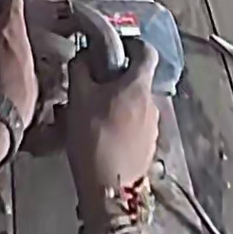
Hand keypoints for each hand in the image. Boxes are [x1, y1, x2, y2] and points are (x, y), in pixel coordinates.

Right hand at [65, 38, 159, 206]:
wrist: (108, 191)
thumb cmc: (94, 136)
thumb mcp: (78, 97)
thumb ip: (80, 68)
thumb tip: (83, 55)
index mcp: (139, 86)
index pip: (146, 50)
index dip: (131, 42)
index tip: (111, 45)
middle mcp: (153, 103)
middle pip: (139, 77)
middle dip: (118, 75)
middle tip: (94, 79)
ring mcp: (154, 128)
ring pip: (137, 101)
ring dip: (120, 99)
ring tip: (95, 108)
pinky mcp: (149, 147)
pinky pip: (137, 122)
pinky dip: (123, 119)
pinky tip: (104, 130)